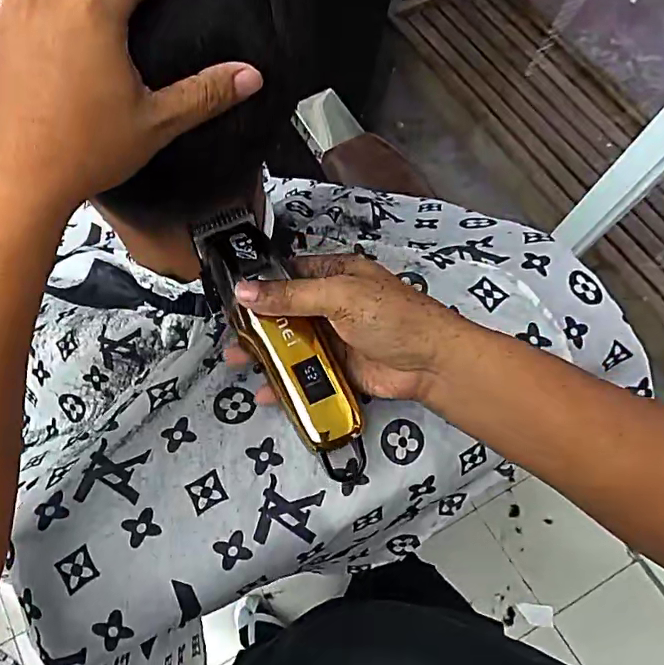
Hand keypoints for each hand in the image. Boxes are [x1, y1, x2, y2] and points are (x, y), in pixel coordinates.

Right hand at [227, 254, 476, 403]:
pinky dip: (286, 382)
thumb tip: (248, 291)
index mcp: (335, 275)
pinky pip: (306, 373)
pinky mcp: (338, 367)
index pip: (290, 274)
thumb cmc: (396, 318)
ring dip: (266, 354)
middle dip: (258, 324)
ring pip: (293, 344)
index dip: (263, 285)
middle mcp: (332, 305)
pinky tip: (267, 390)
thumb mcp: (340, 297)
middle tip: (233, 335)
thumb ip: (291, 296)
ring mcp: (335, 337)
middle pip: (285, 313)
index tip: (235, 298)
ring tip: (238, 361)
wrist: (431, 364)